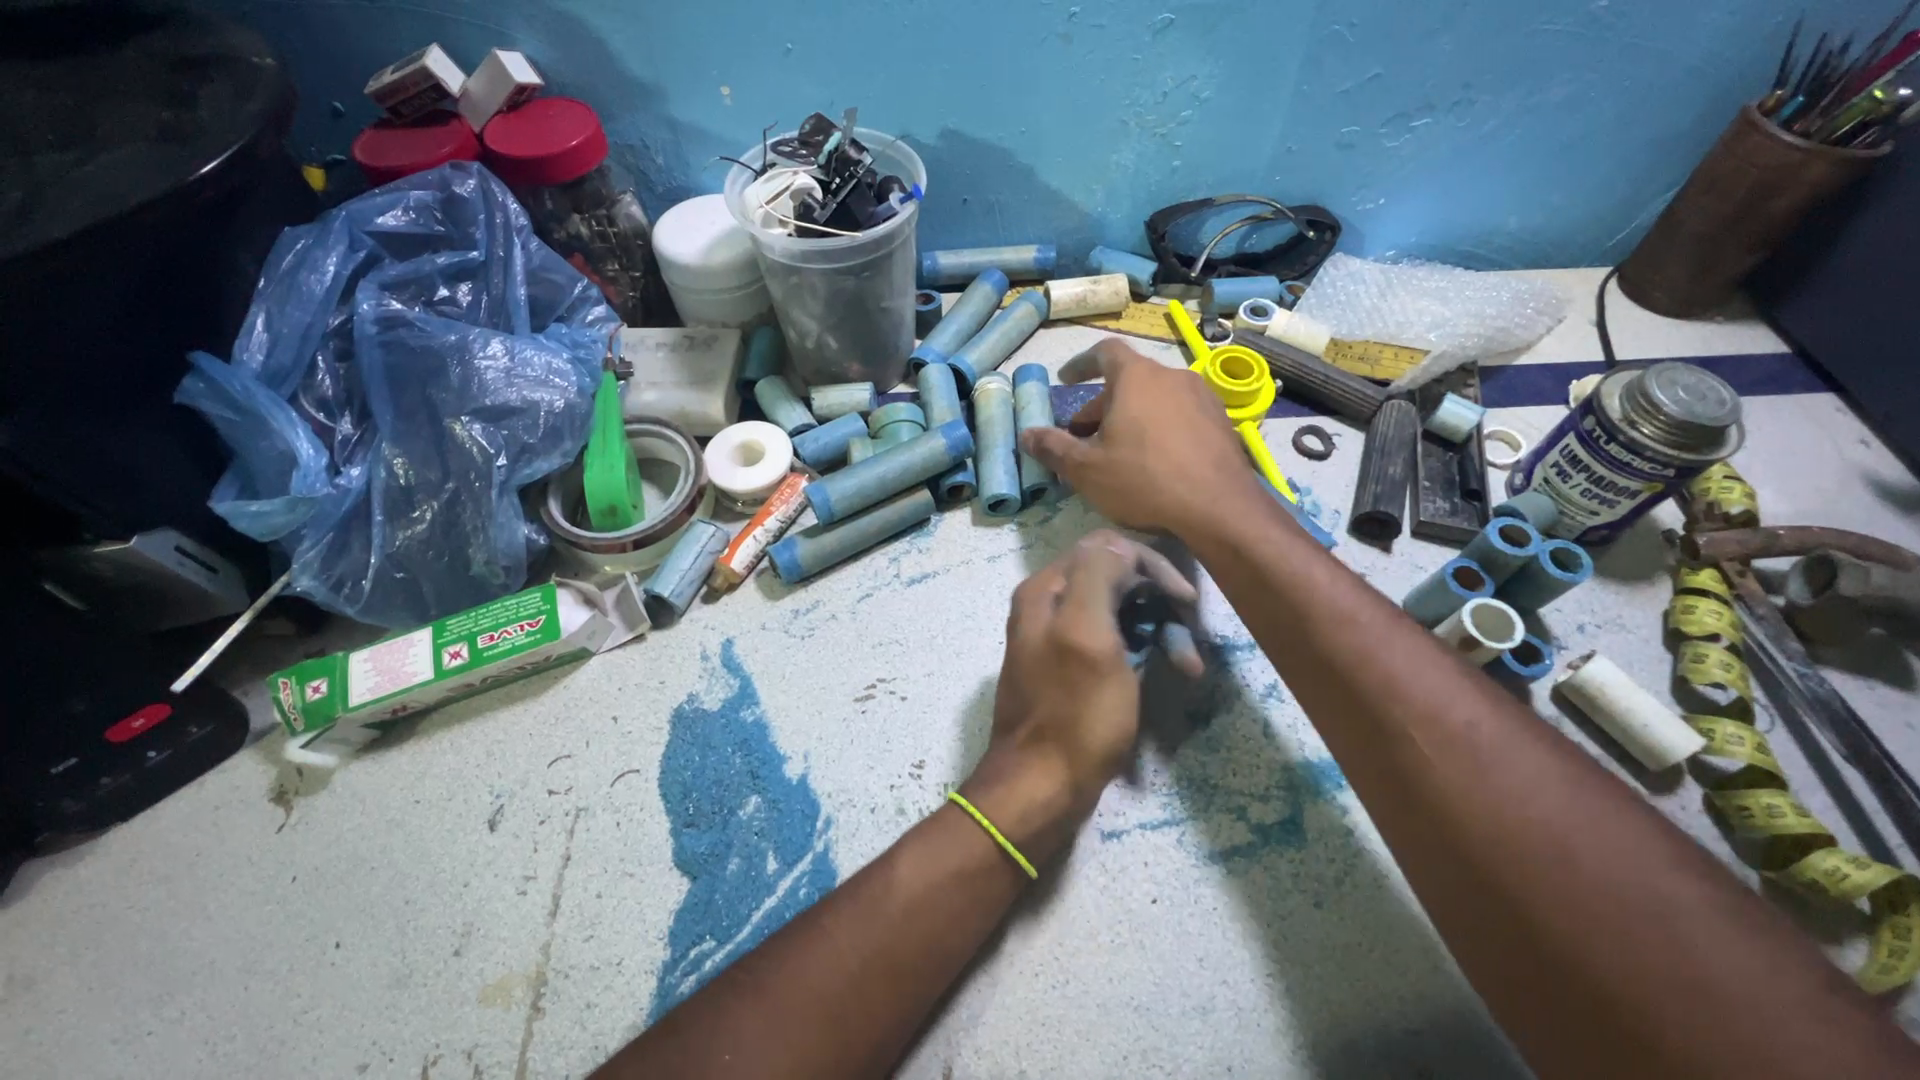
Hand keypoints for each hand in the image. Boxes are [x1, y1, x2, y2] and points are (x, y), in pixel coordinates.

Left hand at [961, 531, 1202, 864]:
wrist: (1041, 786)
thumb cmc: (1073, 713)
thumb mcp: (1088, 636)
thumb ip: (1099, 576)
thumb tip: (1121, 545)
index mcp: (1047, 589)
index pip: (1108, 548)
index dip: (1153, 568)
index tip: (1188, 601)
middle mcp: (1049, 605)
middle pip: (1118, 579)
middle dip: (1161, 603)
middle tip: (1192, 639)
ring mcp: (1061, 638)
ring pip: (1123, 613)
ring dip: (1160, 632)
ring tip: (1187, 667)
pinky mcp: (1074, 670)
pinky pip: (1117, 644)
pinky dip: (1144, 654)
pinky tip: (1169, 675)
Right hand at [1020, 338, 1262, 535]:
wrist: (1220, 508)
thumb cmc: (1145, 481)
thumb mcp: (1087, 469)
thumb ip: (1053, 448)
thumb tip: (1026, 434)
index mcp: (1137, 377)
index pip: (1104, 352)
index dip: (1080, 364)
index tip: (1066, 380)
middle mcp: (1172, 377)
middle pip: (1129, 381)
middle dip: (1102, 406)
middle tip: (1084, 437)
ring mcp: (1202, 398)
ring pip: (1155, 399)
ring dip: (1131, 418)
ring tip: (1118, 452)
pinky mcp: (1222, 422)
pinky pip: (1180, 416)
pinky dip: (1159, 428)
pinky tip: (1154, 462)